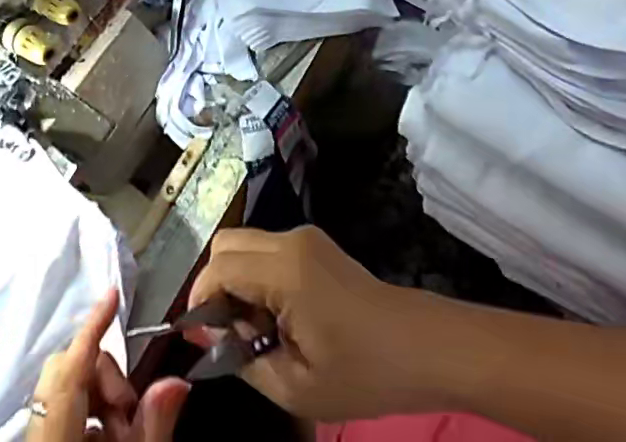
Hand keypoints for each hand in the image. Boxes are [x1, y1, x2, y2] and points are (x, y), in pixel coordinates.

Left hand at [28, 289, 189, 441]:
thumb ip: (153, 423)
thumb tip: (176, 381)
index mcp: (55, 429)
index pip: (72, 365)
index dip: (94, 326)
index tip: (113, 293)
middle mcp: (39, 425)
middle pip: (73, 367)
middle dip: (109, 379)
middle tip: (131, 415)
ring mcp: (38, 431)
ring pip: (72, 386)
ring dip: (105, 399)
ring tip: (126, 434)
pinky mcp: (43, 437)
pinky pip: (65, 407)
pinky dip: (91, 412)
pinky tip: (110, 439)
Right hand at [187, 226, 430, 422]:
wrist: (425, 347)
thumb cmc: (364, 373)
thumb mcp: (296, 387)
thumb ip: (241, 358)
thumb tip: (209, 334)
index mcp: (284, 271)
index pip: (219, 267)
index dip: (200, 299)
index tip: (201, 336)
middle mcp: (291, 241)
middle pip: (226, 243)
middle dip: (215, 285)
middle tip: (230, 333)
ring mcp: (306, 238)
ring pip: (245, 245)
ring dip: (237, 281)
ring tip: (258, 330)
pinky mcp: (315, 245)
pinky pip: (267, 251)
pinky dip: (257, 277)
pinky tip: (279, 317)